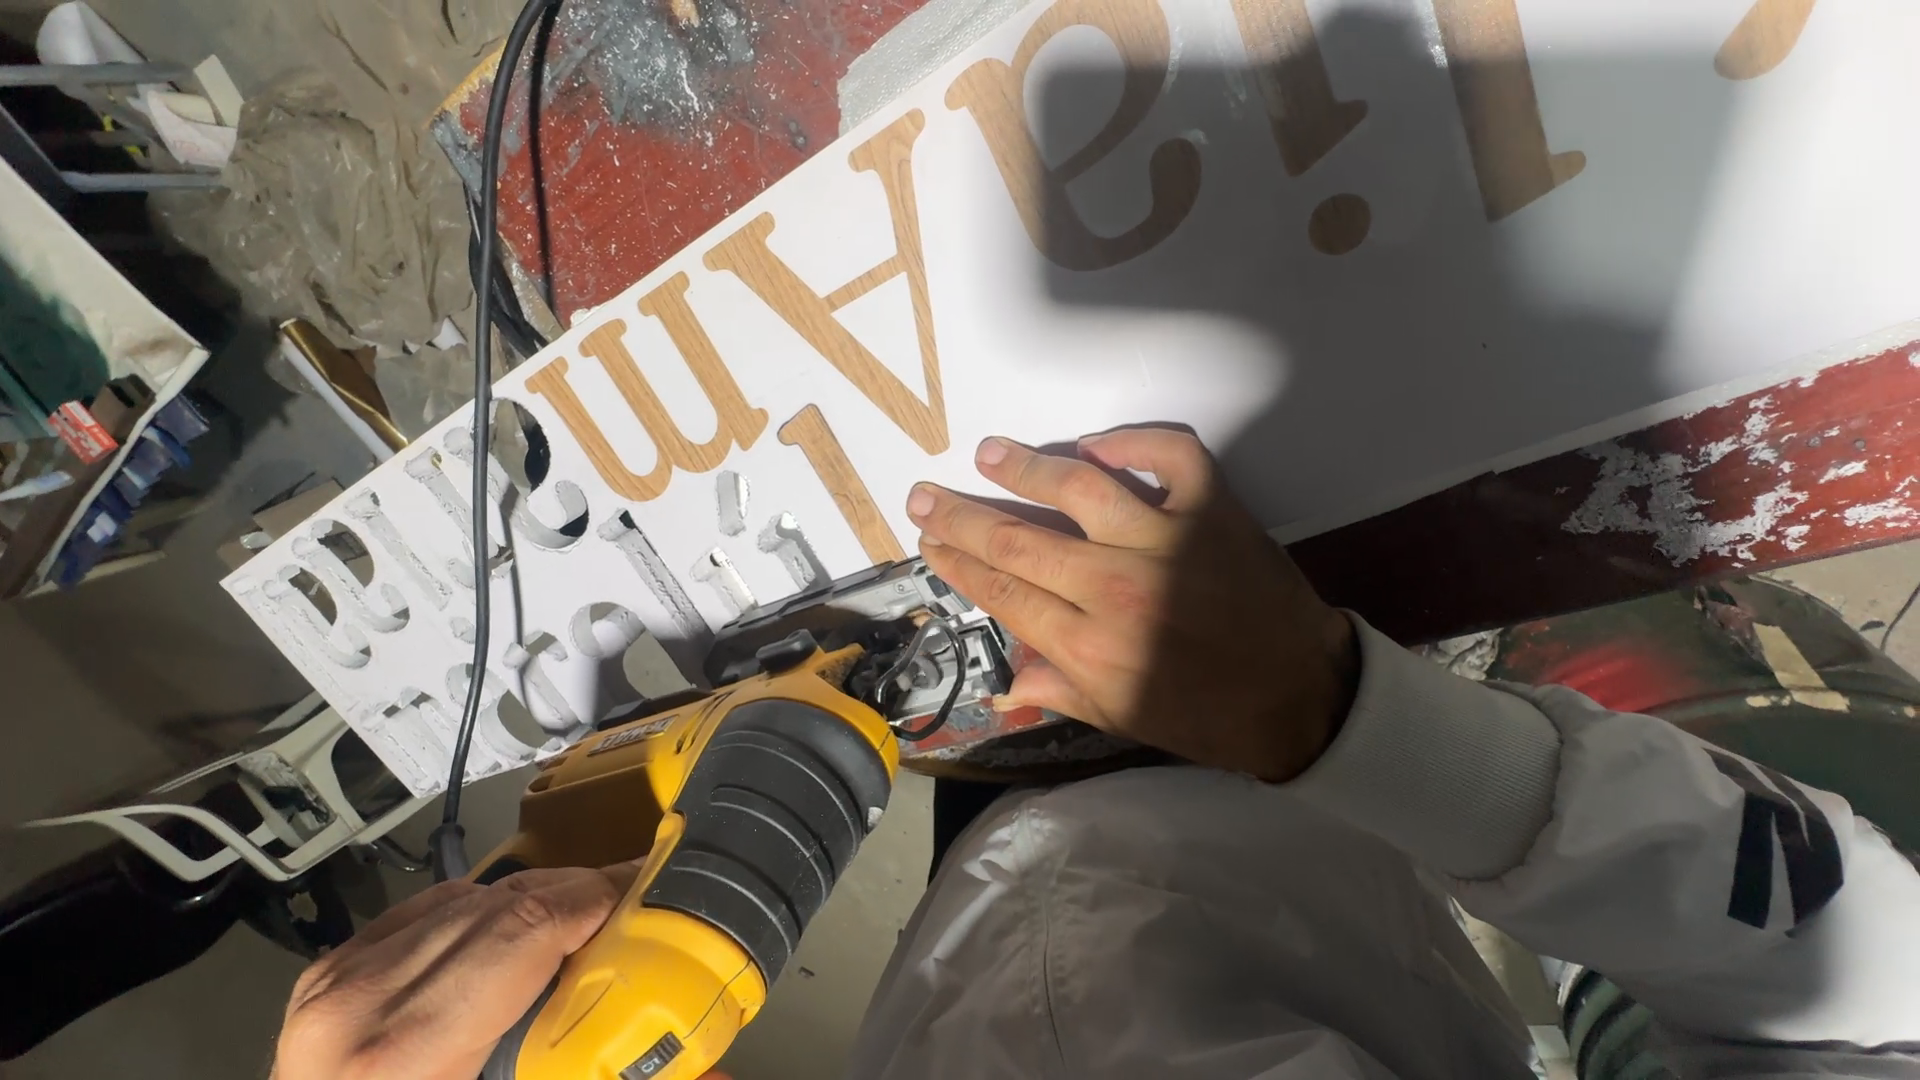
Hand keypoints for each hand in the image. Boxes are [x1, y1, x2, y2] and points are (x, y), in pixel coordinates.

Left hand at [273, 865, 634, 1079]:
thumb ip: (595, 1071)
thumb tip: (720, 1078)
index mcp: (407, 1051)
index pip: (528, 926)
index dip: (600, 900)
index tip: (650, 901)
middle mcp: (365, 999)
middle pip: (508, 901)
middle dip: (583, 894)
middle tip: (635, 906)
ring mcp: (340, 976)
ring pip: (478, 893)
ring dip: (543, 897)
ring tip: (585, 920)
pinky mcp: (332, 965)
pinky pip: (438, 902)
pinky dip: (490, 906)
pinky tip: (514, 931)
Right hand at [907, 429, 1357, 781]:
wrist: (1299, 696)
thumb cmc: (1203, 714)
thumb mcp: (1120, 719)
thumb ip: (1056, 690)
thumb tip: (1001, 681)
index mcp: (1088, 645)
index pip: (1002, 592)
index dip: (958, 562)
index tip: (929, 541)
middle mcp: (1115, 586)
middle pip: (1019, 540)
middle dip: (962, 515)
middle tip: (925, 493)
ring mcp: (1167, 540)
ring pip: (1079, 488)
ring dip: (1025, 468)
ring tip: (987, 452)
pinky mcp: (1213, 510)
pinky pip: (1169, 456)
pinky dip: (1133, 440)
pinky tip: (1094, 441)